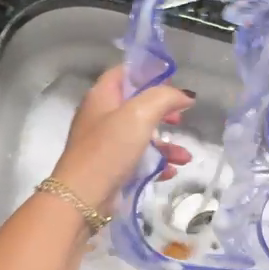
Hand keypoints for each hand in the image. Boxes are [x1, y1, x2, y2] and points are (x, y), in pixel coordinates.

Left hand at [51, 67, 194, 212]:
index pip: (125, 72)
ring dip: (166, 144)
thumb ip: (164, 98)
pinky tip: (171, 171)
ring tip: (185, 156)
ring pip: (142, 136)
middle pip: (137, 105)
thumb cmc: (109, 149)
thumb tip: (185, 95)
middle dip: (163, 111)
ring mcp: (106, 144)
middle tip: (181, 118)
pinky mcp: (111, 167)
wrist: (83, 197)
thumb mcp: (139, 114)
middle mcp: (101, 116)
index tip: (174, 83)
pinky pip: (139, 159)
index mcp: (102, 96)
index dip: (150, 73)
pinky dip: (156, 163)